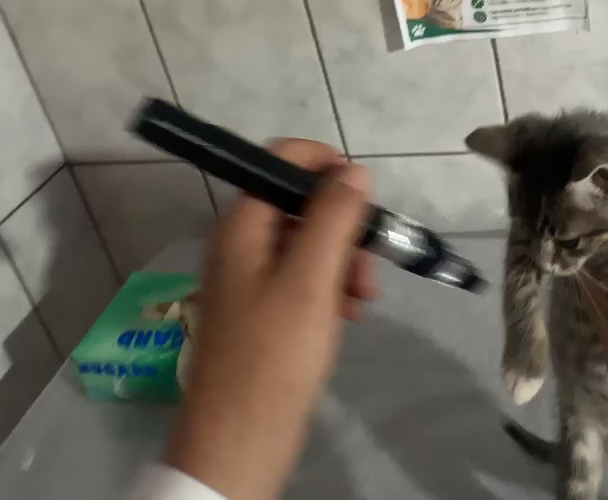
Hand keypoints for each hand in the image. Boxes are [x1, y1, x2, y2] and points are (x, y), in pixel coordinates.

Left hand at [162, 140, 377, 499]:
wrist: (238, 448)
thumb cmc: (273, 355)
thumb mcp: (311, 279)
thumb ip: (333, 217)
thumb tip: (353, 170)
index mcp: (241, 225)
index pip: (281, 159)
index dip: (324, 165)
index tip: (362, 195)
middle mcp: (243, 241)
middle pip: (302, 203)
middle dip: (344, 226)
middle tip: (368, 264)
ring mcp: (253, 276)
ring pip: (310, 241)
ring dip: (344, 260)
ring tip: (363, 299)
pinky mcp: (266, 307)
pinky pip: (305, 275)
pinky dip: (332, 286)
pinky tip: (349, 313)